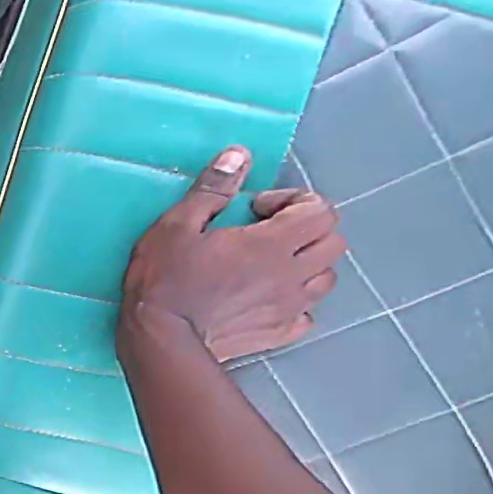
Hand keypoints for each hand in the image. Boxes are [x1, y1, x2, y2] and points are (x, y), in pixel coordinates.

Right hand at [122, 146, 344, 360]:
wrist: (159, 338)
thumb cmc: (163, 279)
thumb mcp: (175, 226)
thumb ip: (211, 190)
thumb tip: (239, 155)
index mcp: (271, 244)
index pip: (320, 211)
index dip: (293, 201)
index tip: (255, 208)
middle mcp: (291, 275)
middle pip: (332, 243)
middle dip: (306, 230)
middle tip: (266, 233)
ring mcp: (288, 308)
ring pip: (326, 279)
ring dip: (305, 266)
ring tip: (269, 267)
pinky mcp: (278, 334)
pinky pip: (307, 316)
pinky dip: (296, 303)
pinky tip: (267, 300)